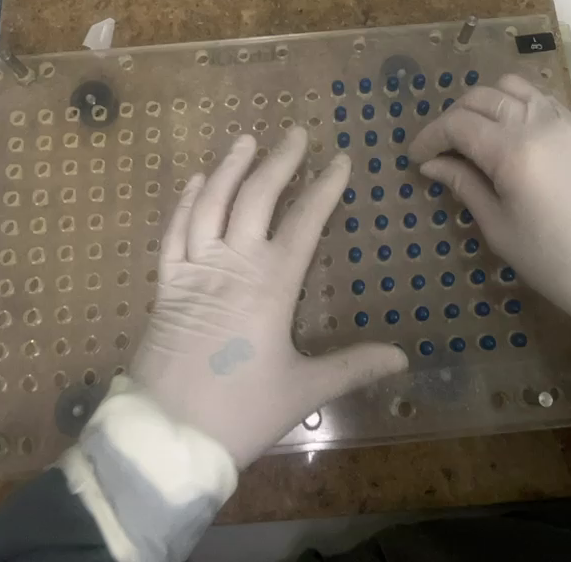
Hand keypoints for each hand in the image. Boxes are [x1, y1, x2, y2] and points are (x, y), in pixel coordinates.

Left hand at [130, 129, 408, 467]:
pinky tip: (196, 181)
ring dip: (231, 169)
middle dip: (280, 162)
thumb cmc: (240, 413)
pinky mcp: (166, 283)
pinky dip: (185, 202)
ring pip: (212, 204)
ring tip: (247, 140)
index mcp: (270, 285)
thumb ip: (353, 368)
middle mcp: (233, 264)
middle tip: (296, 133)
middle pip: (258, 198)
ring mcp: (194, 269)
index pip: (304, 222)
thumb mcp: (303, 391)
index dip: (324, 188)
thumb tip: (403, 357)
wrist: (168, 437)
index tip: (340, 160)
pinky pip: (174, 232)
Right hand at [409, 75, 570, 337]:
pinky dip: (513, 102)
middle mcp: (535, 123)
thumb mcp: (497, 227)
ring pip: (509, 87)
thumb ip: (463, 185)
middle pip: (480, 98)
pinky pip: (537, 97)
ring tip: (472, 133)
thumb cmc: (551, 259)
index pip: (457, 124)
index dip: (430, 138)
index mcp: (512, 151)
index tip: (416, 158)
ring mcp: (560, 121)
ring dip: (483, 103)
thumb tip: (432, 164)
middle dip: (452, 119)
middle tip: (440, 149)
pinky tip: (506, 129)